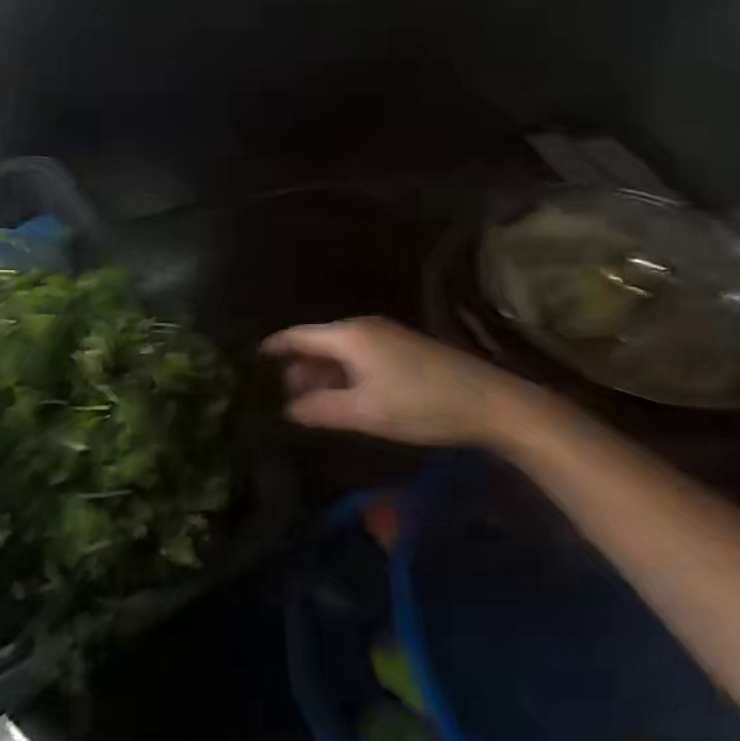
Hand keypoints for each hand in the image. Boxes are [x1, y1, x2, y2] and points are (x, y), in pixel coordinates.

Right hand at [261, 317, 544, 446]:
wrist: (493, 403)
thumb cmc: (421, 405)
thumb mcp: (364, 412)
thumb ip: (319, 410)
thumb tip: (286, 409)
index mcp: (349, 336)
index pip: (296, 336)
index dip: (270, 350)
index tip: (247, 366)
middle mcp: (363, 328)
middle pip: (316, 344)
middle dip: (294, 371)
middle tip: (273, 400)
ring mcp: (385, 337)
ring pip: (337, 354)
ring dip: (319, 377)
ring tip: (302, 406)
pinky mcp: (401, 350)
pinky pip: (358, 359)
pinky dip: (341, 377)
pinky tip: (338, 401)